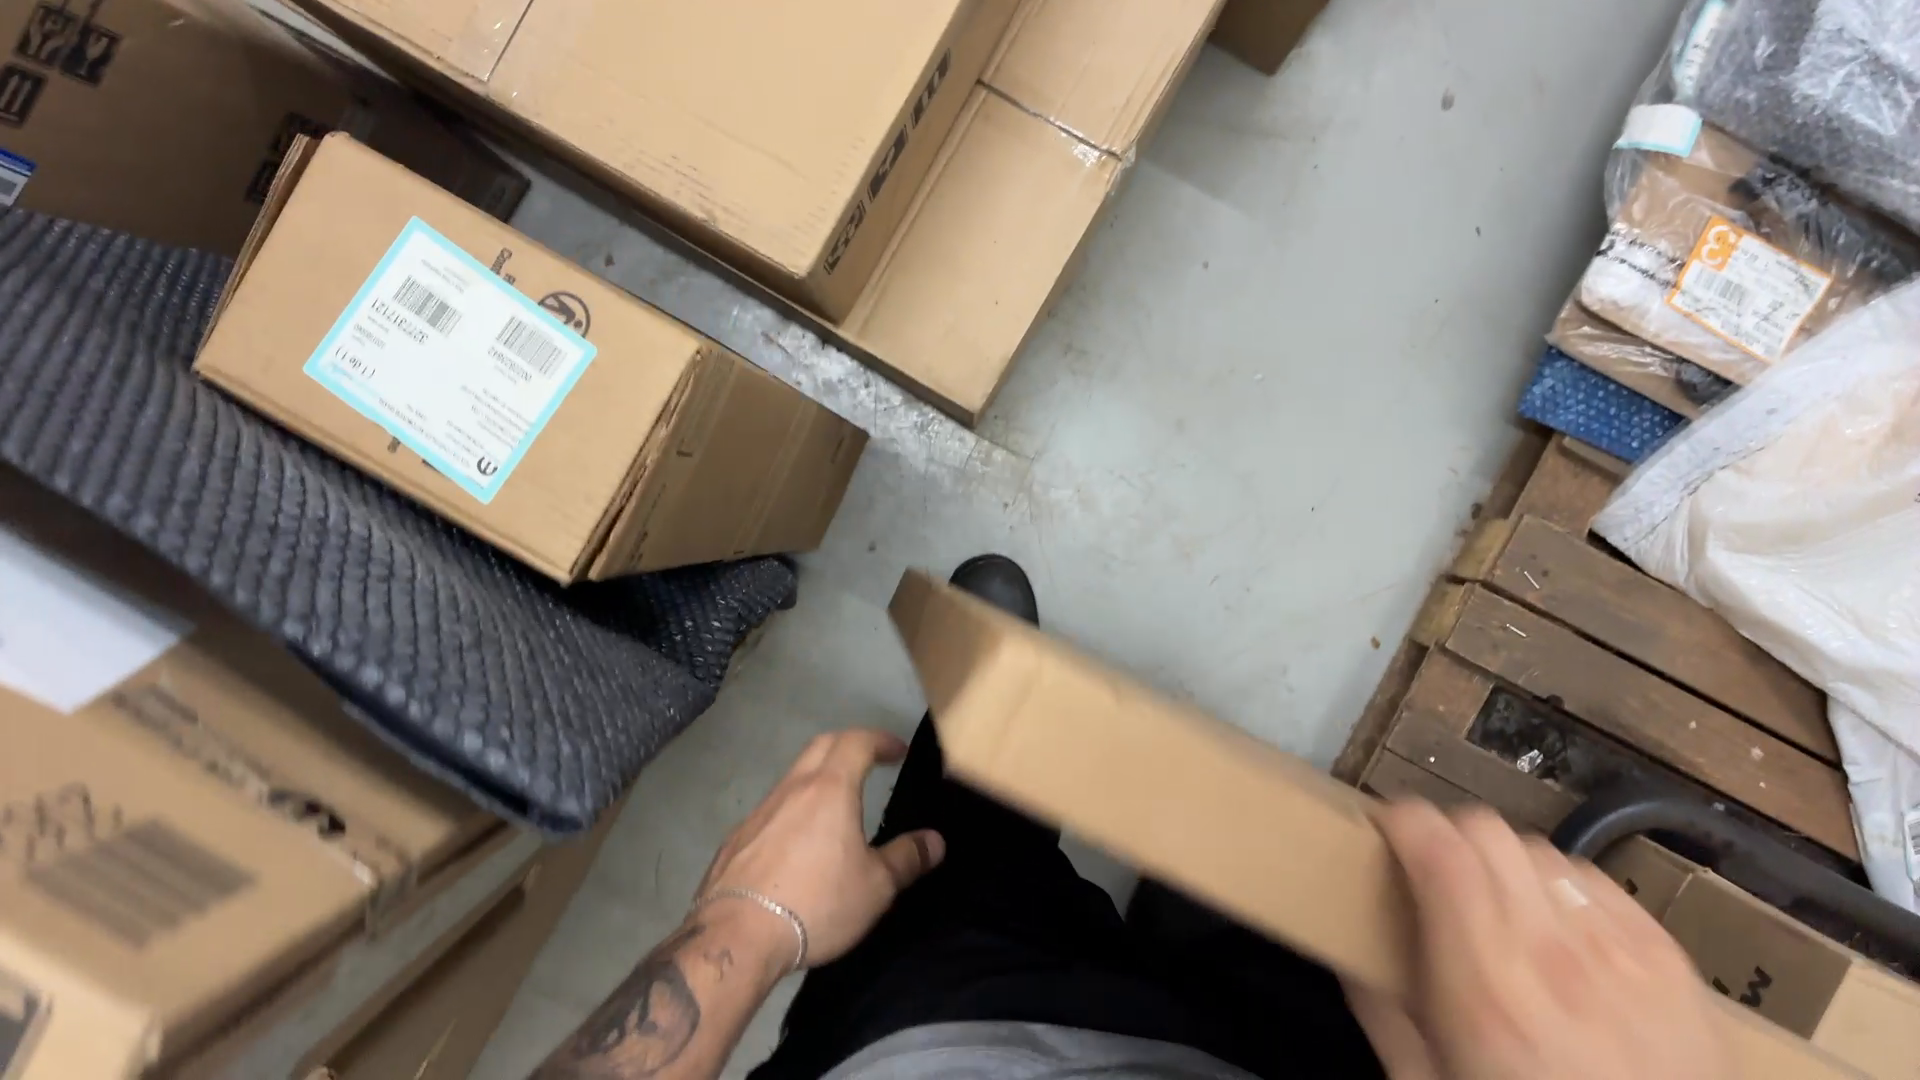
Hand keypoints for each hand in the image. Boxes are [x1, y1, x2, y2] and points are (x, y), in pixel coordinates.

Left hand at [695, 729, 944, 967]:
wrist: (737, 936)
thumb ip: (906, 859)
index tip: (898, 750)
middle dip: (849, 744)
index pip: (857, 742)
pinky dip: (793, 810)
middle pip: (821, 746)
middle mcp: (792, 789)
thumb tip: (935, 840)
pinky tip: (797, 844)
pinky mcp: (736, 839)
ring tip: (837, 805)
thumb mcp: (875, 887)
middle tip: (870, 760)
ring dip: (819, 777)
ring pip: (793, 777)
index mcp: (830, 789)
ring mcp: (759, 812)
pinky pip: (771, 810)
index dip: (880, 740)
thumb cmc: (817, 903)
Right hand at [1350, 802, 1730, 1079]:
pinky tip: (1558, 928)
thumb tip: (1346, 954)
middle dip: (1448, 835)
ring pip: (1539, 850)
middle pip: (1486, 830)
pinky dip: (1562, 887)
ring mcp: (1621, 951)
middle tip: (1431, 870)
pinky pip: (1597, 882)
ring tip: (1498, 903)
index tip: (1382, 832)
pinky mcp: (1671, 962)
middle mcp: (1552, 950)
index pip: (1438, 847)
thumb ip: (1382, 1013)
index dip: (1400, 820)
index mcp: (1485, 982)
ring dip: (1505, 862)